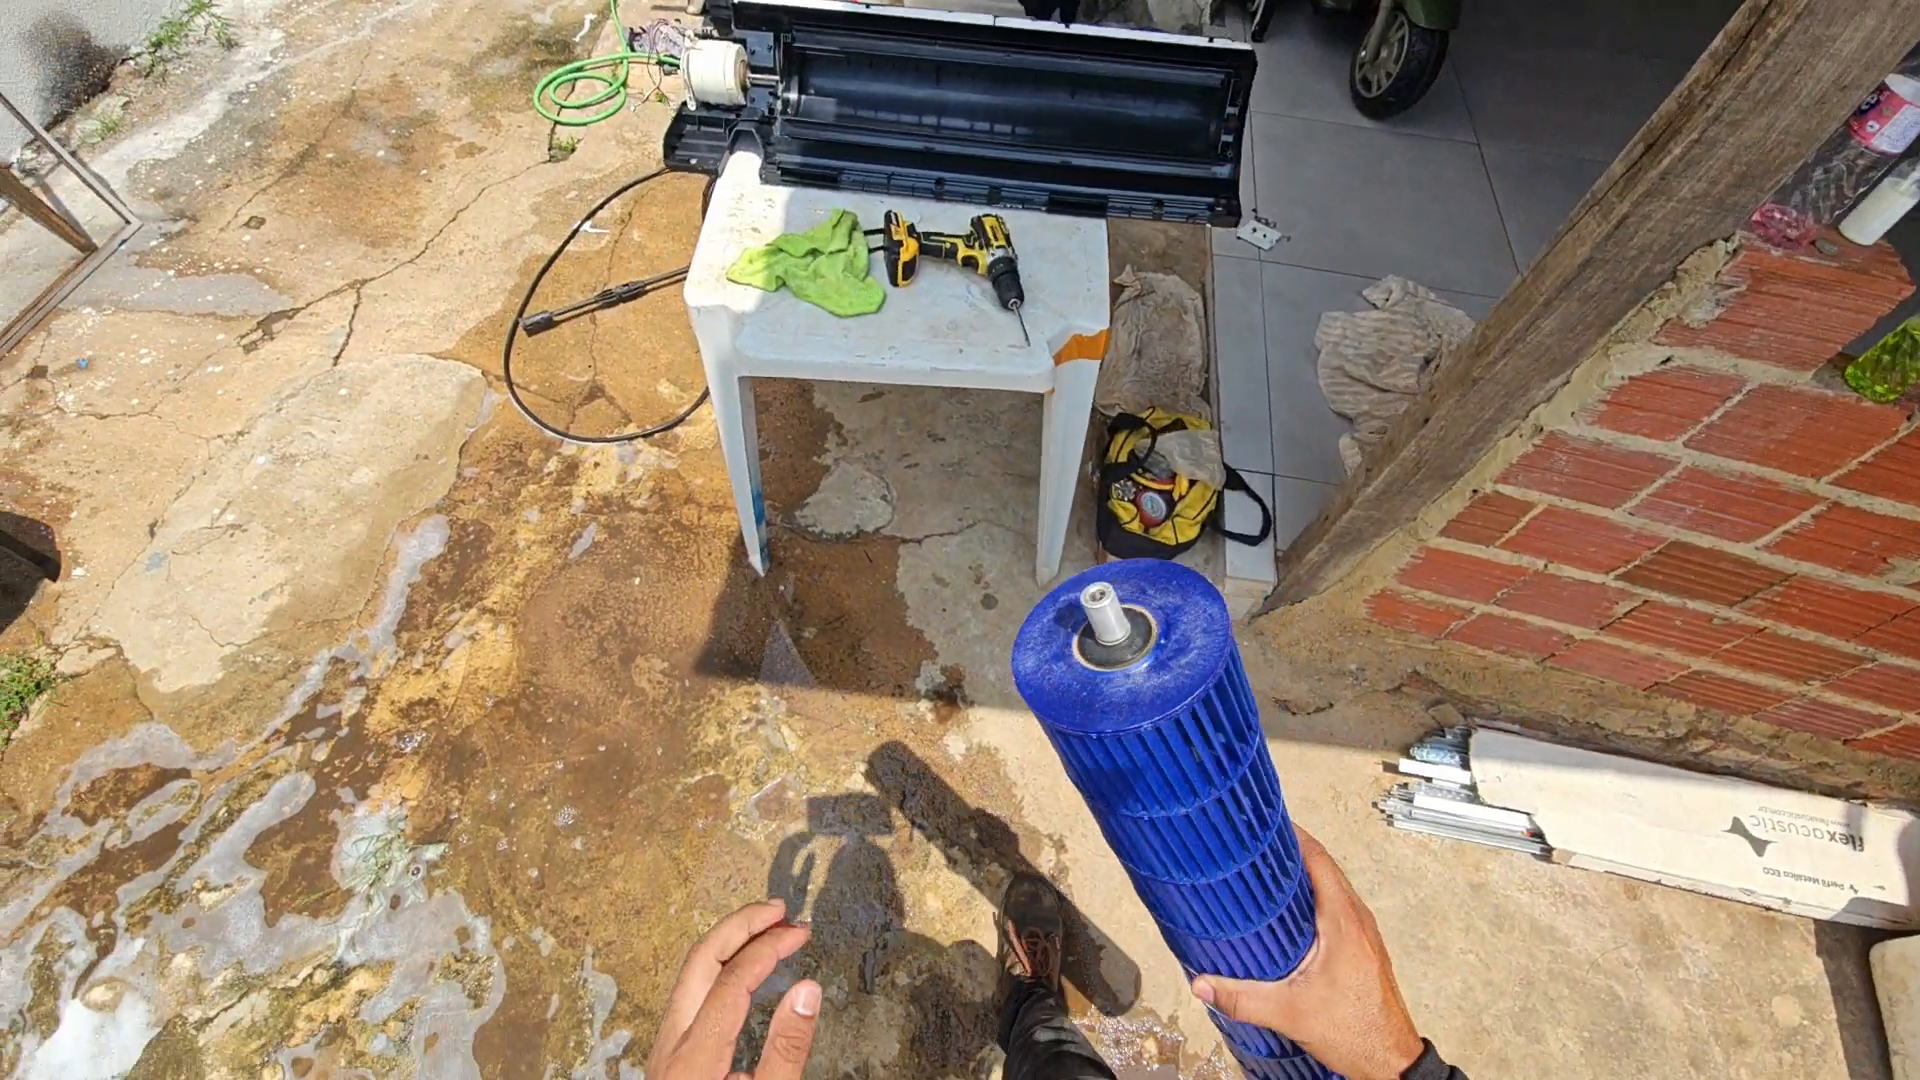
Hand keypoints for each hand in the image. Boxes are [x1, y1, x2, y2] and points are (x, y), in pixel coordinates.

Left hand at [647, 899, 821, 1079]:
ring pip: (691, 970)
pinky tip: (747, 964)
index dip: (769, 947)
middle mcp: (671, 1043)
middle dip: (742, 925)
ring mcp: (665, 1047)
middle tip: (781, 910)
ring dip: (731, 939)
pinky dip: (722, 961)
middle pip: (700, 958)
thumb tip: (808, 988)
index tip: (802, 932)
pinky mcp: (669, 1054)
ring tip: (770, 926)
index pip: (733, 979)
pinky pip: (692, 988)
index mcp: (693, 1058)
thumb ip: (786, 1051)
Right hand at [1191, 827, 1423, 1079]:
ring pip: (1334, 883)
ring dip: (1305, 867)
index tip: (1266, 821)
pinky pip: (1339, 900)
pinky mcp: (1364, 946)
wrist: (1393, 1065)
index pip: (1319, 859)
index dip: (1294, 835)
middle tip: (1257, 838)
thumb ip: (1242, 998)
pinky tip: (1292, 902)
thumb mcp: (1290, 1013)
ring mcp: (1365, 932)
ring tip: (1269, 862)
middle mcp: (1358, 919)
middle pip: (1325, 865)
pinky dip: (1316, 888)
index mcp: (1343, 922)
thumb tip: (1201, 984)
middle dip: (1292, 847)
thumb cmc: (1355, 1035)